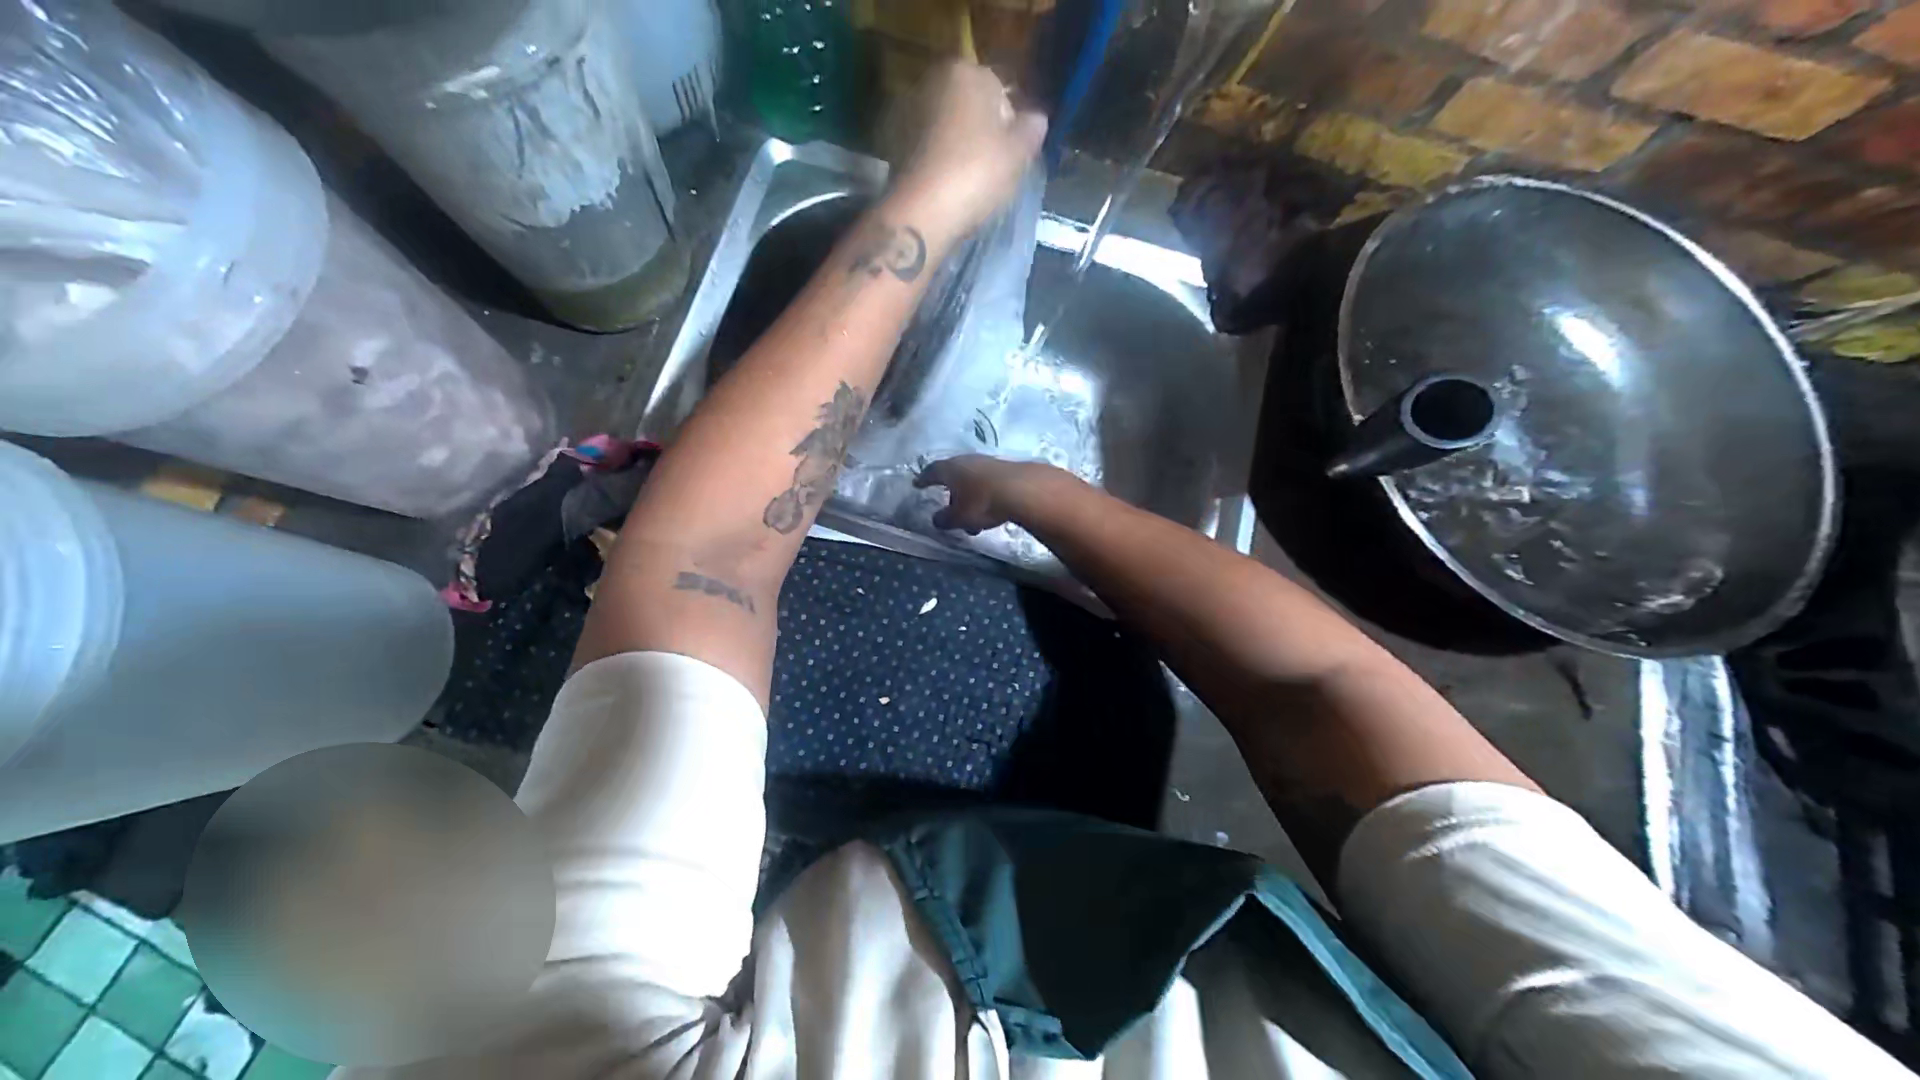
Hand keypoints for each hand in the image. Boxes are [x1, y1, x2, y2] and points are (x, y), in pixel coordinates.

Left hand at [891, 63, 1047, 234]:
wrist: (924, 211)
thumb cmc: (977, 171)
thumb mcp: (1018, 151)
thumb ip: (1031, 129)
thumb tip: (1036, 119)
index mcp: (965, 71)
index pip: (1000, 91)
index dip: (1011, 124)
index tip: (1013, 154)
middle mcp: (933, 82)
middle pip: (971, 108)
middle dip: (983, 133)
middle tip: (994, 170)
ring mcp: (910, 113)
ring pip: (949, 130)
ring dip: (960, 149)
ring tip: (971, 184)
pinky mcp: (895, 146)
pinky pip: (930, 151)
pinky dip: (940, 163)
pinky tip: (949, 188)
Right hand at [914, 455, 1065, 532]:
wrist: (1023, 490)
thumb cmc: (982, 502)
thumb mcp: (959, 517)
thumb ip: (945, 519)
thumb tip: (937, 519)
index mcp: (951, 468)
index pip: (932, 471)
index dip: (924, 479)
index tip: (917, 484)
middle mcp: (968, 460)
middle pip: (954, 476)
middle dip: (951, 495)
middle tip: (951, 511)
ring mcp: (988, 463)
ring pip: (972, 482)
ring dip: (970, 500)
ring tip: (974, 522)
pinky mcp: (1006, 470)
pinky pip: (988, 484)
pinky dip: (985, 497)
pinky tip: (990, 511)